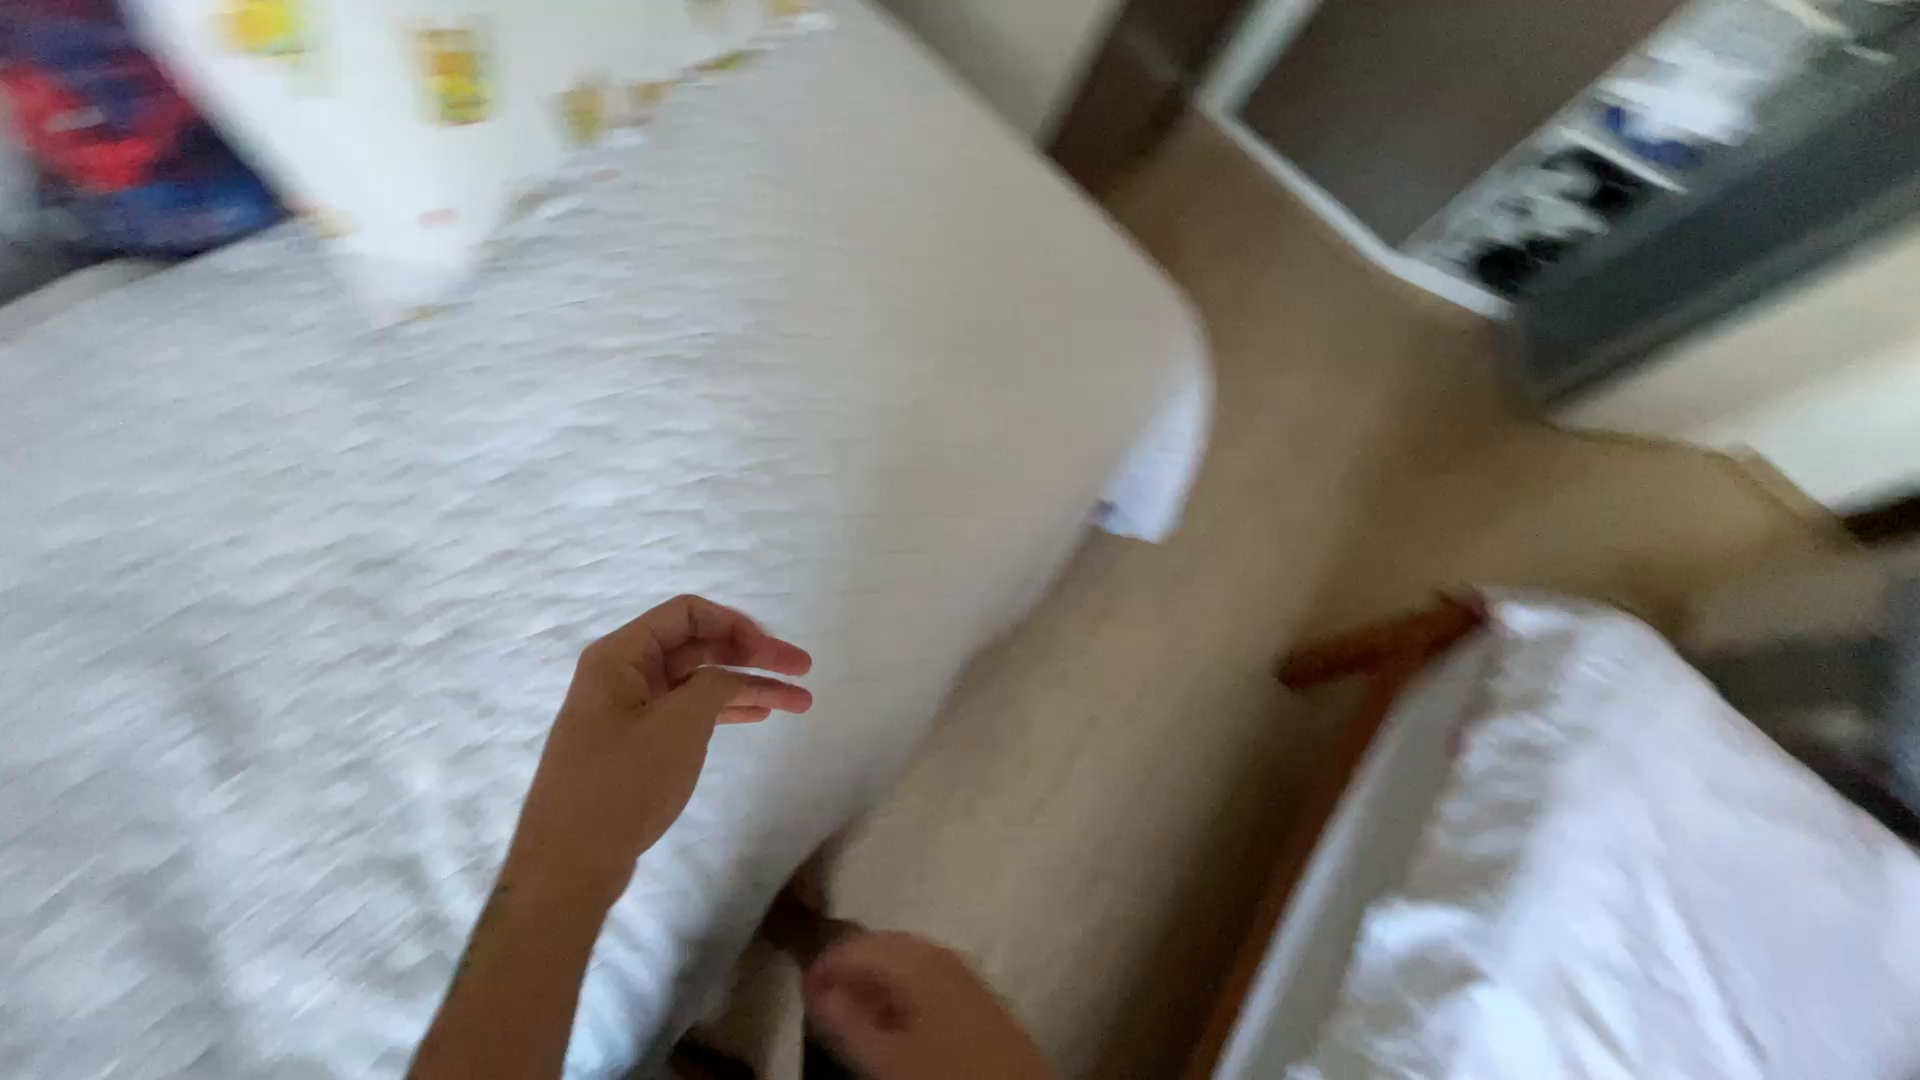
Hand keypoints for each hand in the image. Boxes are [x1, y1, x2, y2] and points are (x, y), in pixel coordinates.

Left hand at [506, 595, 812, 898]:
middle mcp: (624, 674)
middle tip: (802, 669)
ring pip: (700, 682)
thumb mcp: (680, 723)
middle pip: (699, 646)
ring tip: (799, 701)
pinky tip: (759, 714)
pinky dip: (725, 710)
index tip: (774, 653)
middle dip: (754, 656)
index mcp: (621, 655)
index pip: (688, 613)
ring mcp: (630, 710)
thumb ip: (715, 683)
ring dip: (749, 687)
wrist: (568, 865)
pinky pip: (689, 711)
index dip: (737, 625)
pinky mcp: (638, 743)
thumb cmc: (622, 783)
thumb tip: (730, 676)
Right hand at [804, 932, 1056, 1079]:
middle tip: (821, 1000)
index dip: (823, 965)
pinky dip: (900, 990)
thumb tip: (817, 991)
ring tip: (851, 1013)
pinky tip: (892, 1019)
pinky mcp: (974, 990)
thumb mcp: (884, 1058)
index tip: (801, 990)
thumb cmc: (945, 1074)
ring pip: (904, 960)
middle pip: (881, 945)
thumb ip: (845, 1022)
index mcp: (914, 958)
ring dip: (875, 980)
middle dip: (849, 968)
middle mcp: (938, 950)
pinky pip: (925, 975)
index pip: (855, 944)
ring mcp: (960, 967)